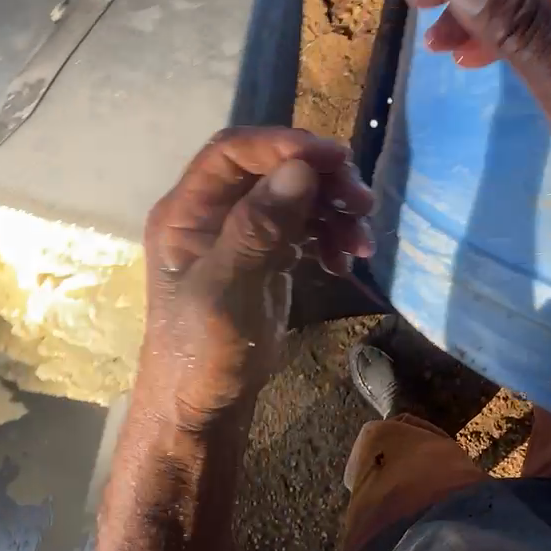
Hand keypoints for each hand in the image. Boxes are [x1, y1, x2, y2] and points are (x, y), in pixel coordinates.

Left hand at [139, 127, 374, 424]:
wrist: (207, 405)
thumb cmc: (203, 351)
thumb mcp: (228, 289)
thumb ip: (259, 228)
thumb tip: (300, 170)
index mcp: (188, 210)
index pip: (234, 151)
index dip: (283, 145)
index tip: (336, 157)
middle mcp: (214, 212)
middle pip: (273, 169)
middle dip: (321, 179)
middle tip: (362, 202)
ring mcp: (243, 232)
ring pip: (295, 196)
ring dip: (334, 211)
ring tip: (362, 242)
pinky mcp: (268, 254)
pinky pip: (305, 227)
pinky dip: (330, 236)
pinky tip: (344, 262)